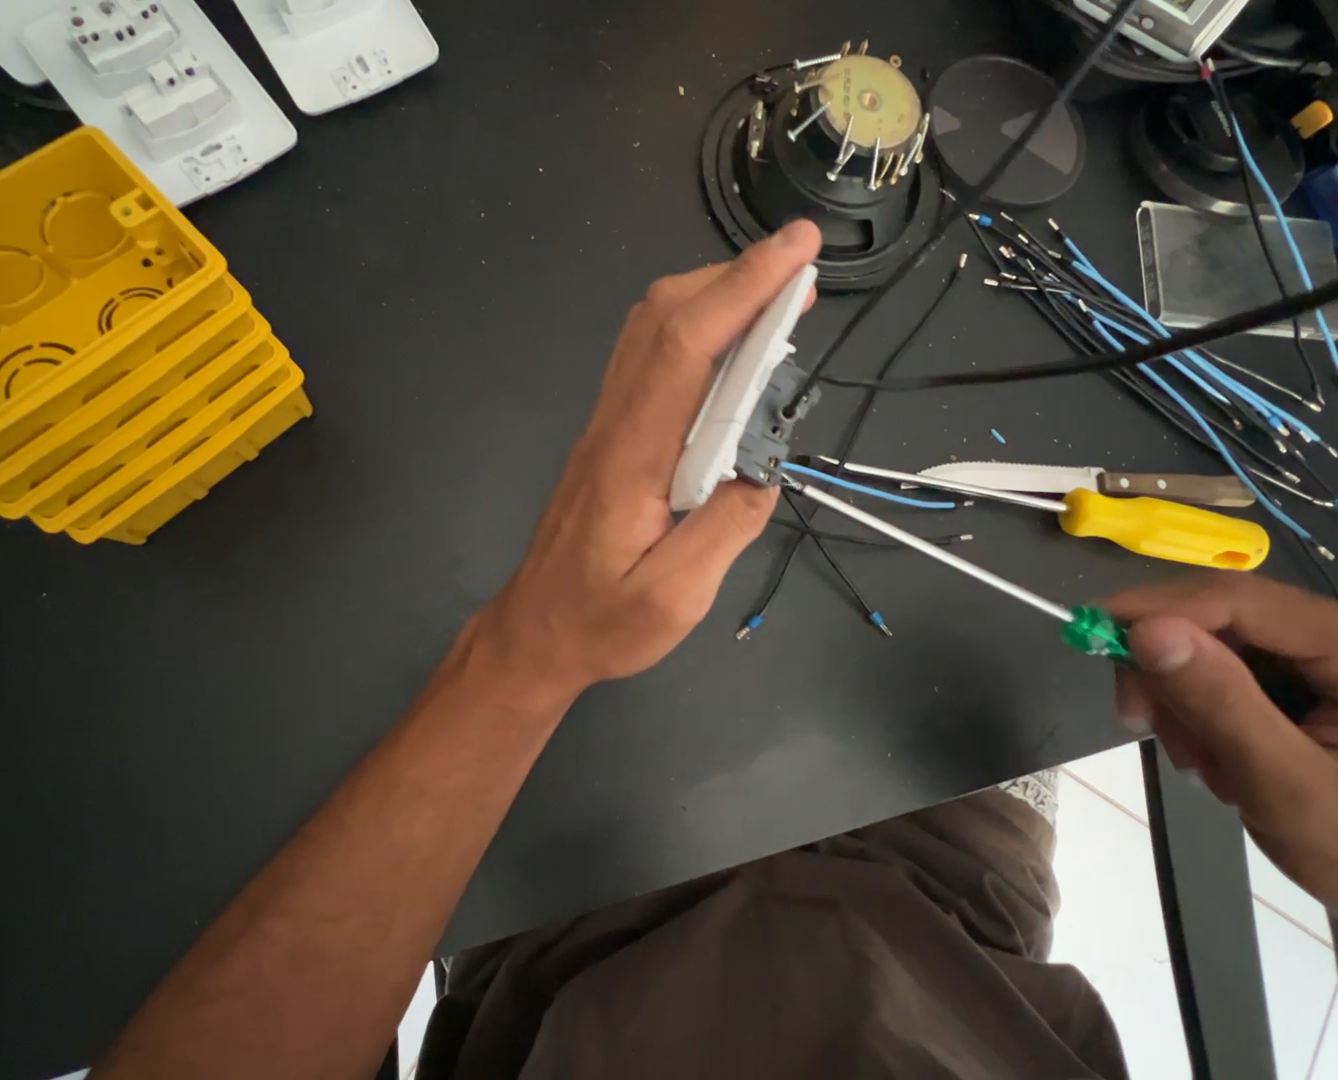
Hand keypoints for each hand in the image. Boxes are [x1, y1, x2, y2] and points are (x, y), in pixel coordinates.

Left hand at [471, 220, 821, 698]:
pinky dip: (694, 331)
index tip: (796, 250)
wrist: (538, 629)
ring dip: (712, 297)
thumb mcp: (675, 597)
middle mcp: (616, 424)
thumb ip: (727, 528)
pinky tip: (729, 351)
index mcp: (634, 456)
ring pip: (649, 331)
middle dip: (735, 277)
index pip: (687, 348)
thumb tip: (765, 469)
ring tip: (774, 300)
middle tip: (799, 269)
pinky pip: (648, 360)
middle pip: (664, 320)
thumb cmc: (602, 621)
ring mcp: (608, 426)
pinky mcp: (611, 437)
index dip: (743, 289)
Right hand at [1106, 575, 1337, 974]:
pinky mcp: (1320, 678)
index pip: (1248, 601)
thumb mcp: (1288, 792)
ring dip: (1185, 698)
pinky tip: (1219, 756)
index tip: (1090, 629)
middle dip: (1171, 665)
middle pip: (1227, 616)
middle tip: (1138, 721)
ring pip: (1218, 642)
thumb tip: (1145, 630)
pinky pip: (1230, 667)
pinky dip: (1202, 708)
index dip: (1162, 607)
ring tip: (1202, 764)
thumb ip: (1220, 705)